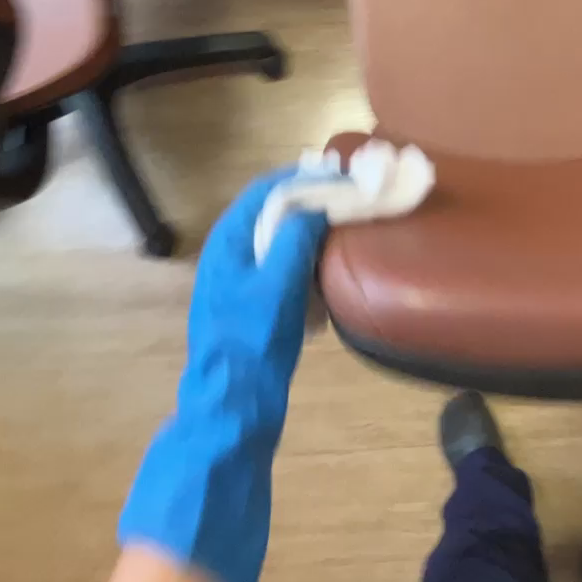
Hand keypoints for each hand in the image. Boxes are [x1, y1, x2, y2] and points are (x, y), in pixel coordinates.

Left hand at [118, 171, 329, 581]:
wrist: (232, 410)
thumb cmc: (252, 342)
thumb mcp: (277, 285)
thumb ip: (295, 238)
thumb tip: (316, 205)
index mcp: (229, 244)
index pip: (265, 191)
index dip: (302, 176)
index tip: (341, 171)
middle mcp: (231, 256)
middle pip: (274, 214)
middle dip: (312, 203)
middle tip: (352, 197)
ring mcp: (242, 284)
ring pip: (282, 243)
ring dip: (312, 233)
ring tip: (348, 227)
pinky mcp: (256, 308)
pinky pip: (286, 272)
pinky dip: (309, 264)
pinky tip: (332, 273)